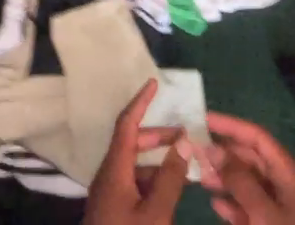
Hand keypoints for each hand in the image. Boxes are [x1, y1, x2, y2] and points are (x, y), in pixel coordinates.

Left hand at [84, 80, 194, 224]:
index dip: (140, 102)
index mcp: (114, 169)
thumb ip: (170, 178)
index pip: (127, 124)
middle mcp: (108, 176)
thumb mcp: (155, 213)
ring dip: (158, 162)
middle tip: (186, 137)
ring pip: (134, 166)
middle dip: (159, 136)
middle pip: (132, 144)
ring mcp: (109, 195)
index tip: (155, 83)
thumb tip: (183, 143)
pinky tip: (171, 192)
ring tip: (185, 167)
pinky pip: (133, 184)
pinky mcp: (112, 212)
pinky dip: (152, 181)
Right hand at [202, 113, 294, 224]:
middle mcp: (285, 189)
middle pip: (252, 160)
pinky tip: (214, 203)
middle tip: (194, 150)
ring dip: (223, 178)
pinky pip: (248, 208)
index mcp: (290, 178)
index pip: (259, 139)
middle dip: (224, 153)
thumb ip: (239, 181)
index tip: (203, 120)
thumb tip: (213, 148)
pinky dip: (230, 203)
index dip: (232, 126)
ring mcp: (278, 212)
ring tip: (198, 176)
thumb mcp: (263, 214)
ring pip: (247, 184)